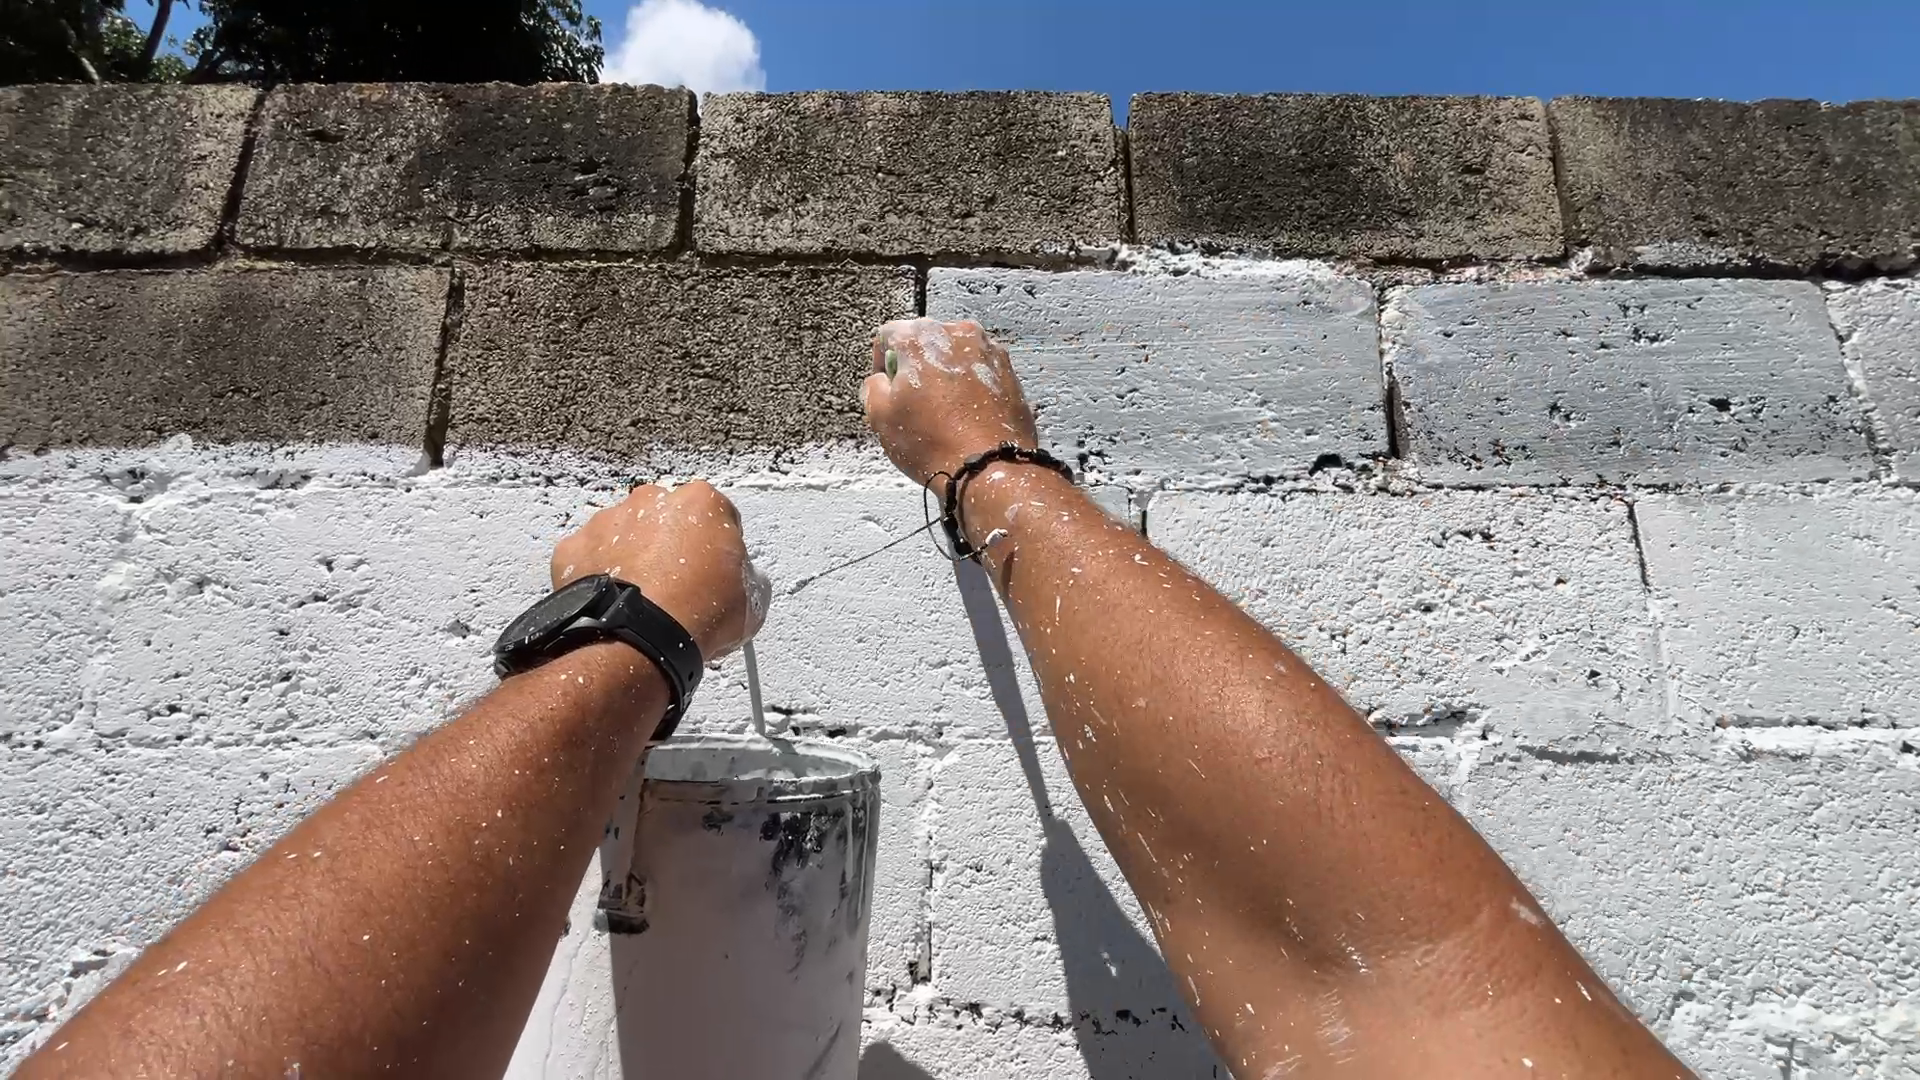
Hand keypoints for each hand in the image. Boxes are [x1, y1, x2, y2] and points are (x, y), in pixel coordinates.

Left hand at [550, 482, 769, 659]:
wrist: (641, 640)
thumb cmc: (700, 613)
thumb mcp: (752, 598)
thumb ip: (746, 574)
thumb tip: (739, 579)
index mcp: (702, 502)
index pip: (719, 516)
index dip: (721, 547)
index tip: (717, 573)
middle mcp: (653, 499)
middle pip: (668, 518)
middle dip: (674, 543)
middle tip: (681, 584)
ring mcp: (608, 520)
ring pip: (627, 533)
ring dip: (636, 557)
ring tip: (646, 599)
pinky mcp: (574, 548)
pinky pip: (592, 557)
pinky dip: (601, 574)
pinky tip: (616, 602)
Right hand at [861, 318, 1038, 486]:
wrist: (989, 468)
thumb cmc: (932, 442)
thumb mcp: (880, 417)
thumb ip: (873, 387)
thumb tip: (881, 382)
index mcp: (922, 336)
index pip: (889, 335)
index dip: (881, 362)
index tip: (886, 388)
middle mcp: (959, 333)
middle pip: (926, 342)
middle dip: (916, 368)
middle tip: (913, 403)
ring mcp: (990, 351)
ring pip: (956, 356)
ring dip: (945, 376)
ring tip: (942, 413)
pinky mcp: (1010, 373)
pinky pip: (981, 372)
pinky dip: (971, 388)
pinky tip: (966, 417)